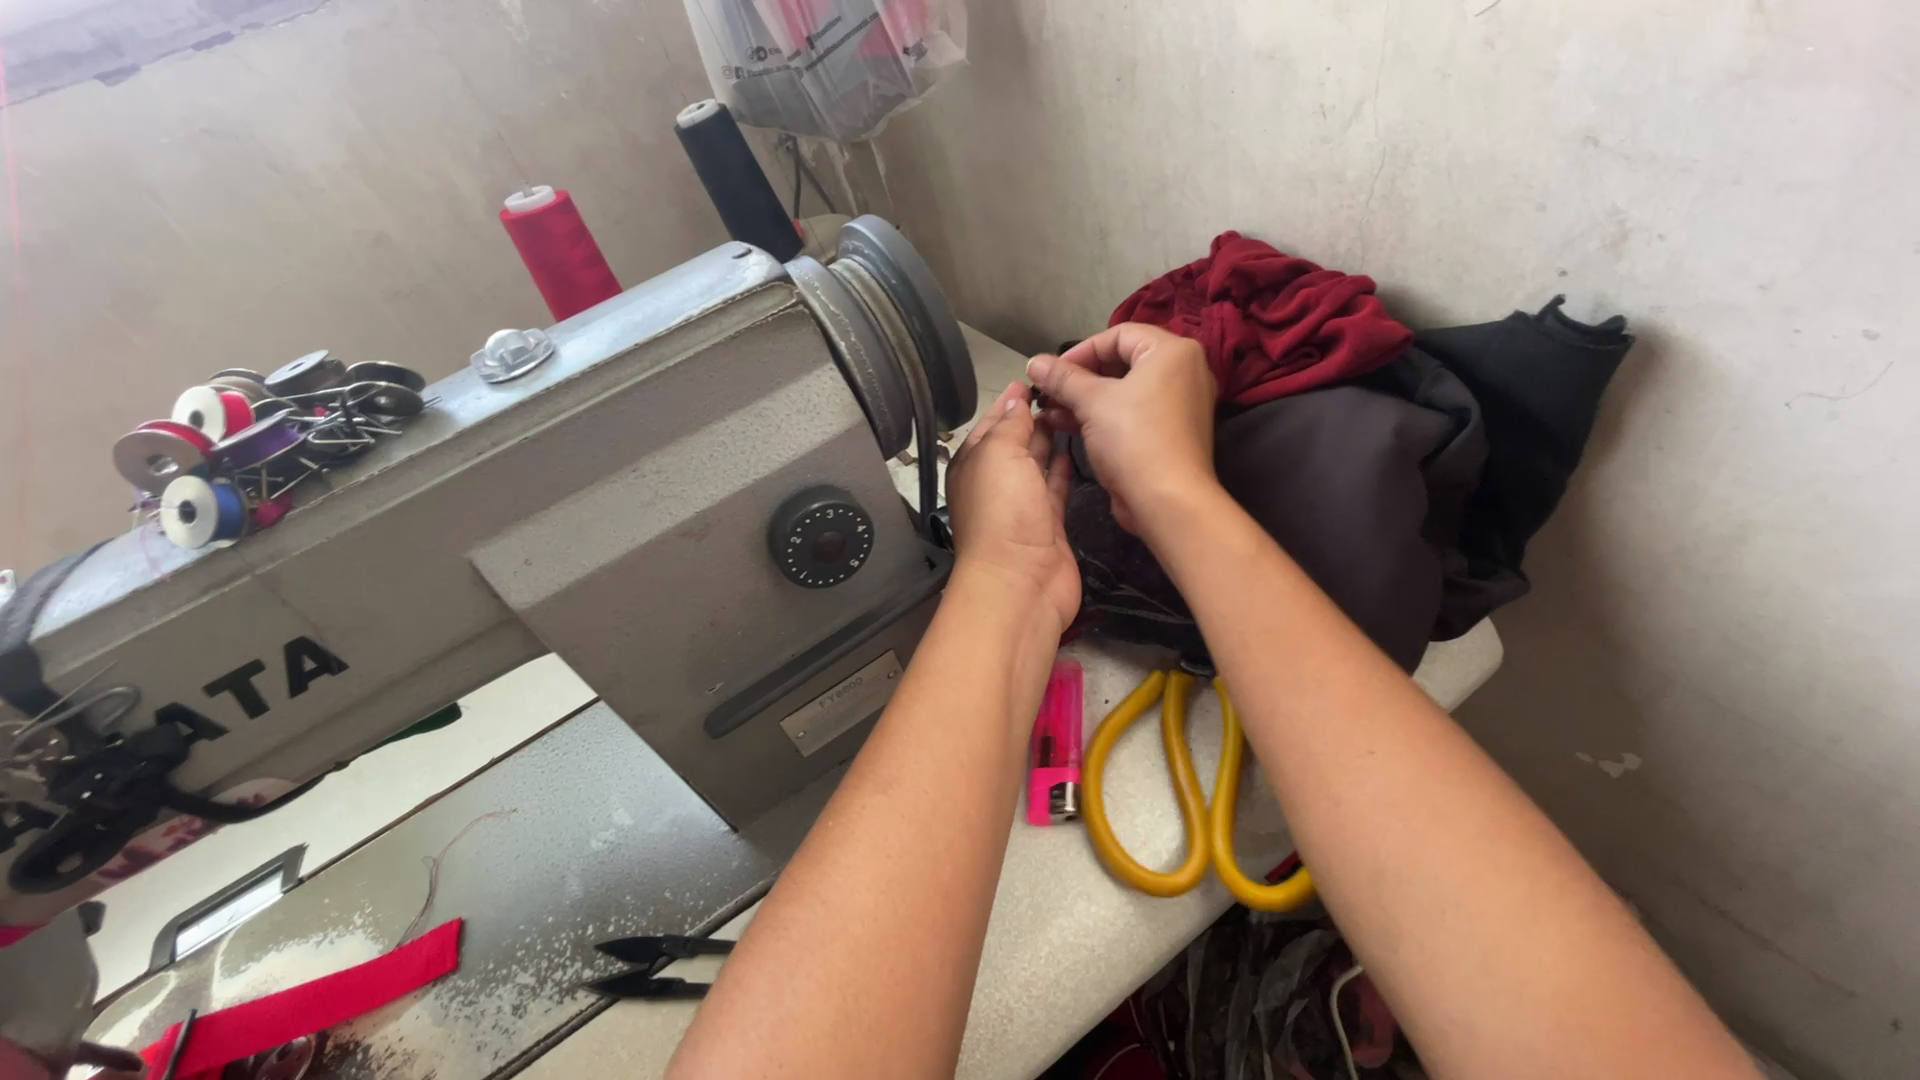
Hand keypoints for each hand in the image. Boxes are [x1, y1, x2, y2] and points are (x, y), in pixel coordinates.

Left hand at [944, 381, 1078, 633]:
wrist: (1020, 580)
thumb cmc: (1003, 512)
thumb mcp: (998, 455)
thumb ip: (1009, 424)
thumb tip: (1016, 399)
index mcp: (973, 464)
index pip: (991, 423)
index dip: (1009, 400)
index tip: (1032, 378)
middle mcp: (995, 482)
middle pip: (1014, 441)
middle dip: (1032, 416)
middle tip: (1061, 390)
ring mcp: (1022, 504)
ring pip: (1036, 463)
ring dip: (1049, 439)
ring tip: (1072, 412)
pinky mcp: (1048, 522)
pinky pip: (1055, 487)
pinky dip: (1062, 468)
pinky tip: (1074, 449)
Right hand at [1026, 323, 1218, 538]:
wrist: (1167, 500)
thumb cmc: (1134, 439)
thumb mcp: (1092, 402)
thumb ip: (1062, 378)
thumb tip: (1033, 362)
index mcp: (1172, 352)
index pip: (1119, 334)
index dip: (1080, 350)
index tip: (1051, 371)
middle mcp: (1182, 372)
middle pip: (1121, 362)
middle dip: (1078, 378)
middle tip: (1047, 391)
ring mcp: (1177, 405)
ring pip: (1122, 391)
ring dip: (1083, 399)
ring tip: (1048, 410)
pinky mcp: (1167, 433)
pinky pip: (1130, 414)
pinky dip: (1100, 416)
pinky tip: (1064, 425)